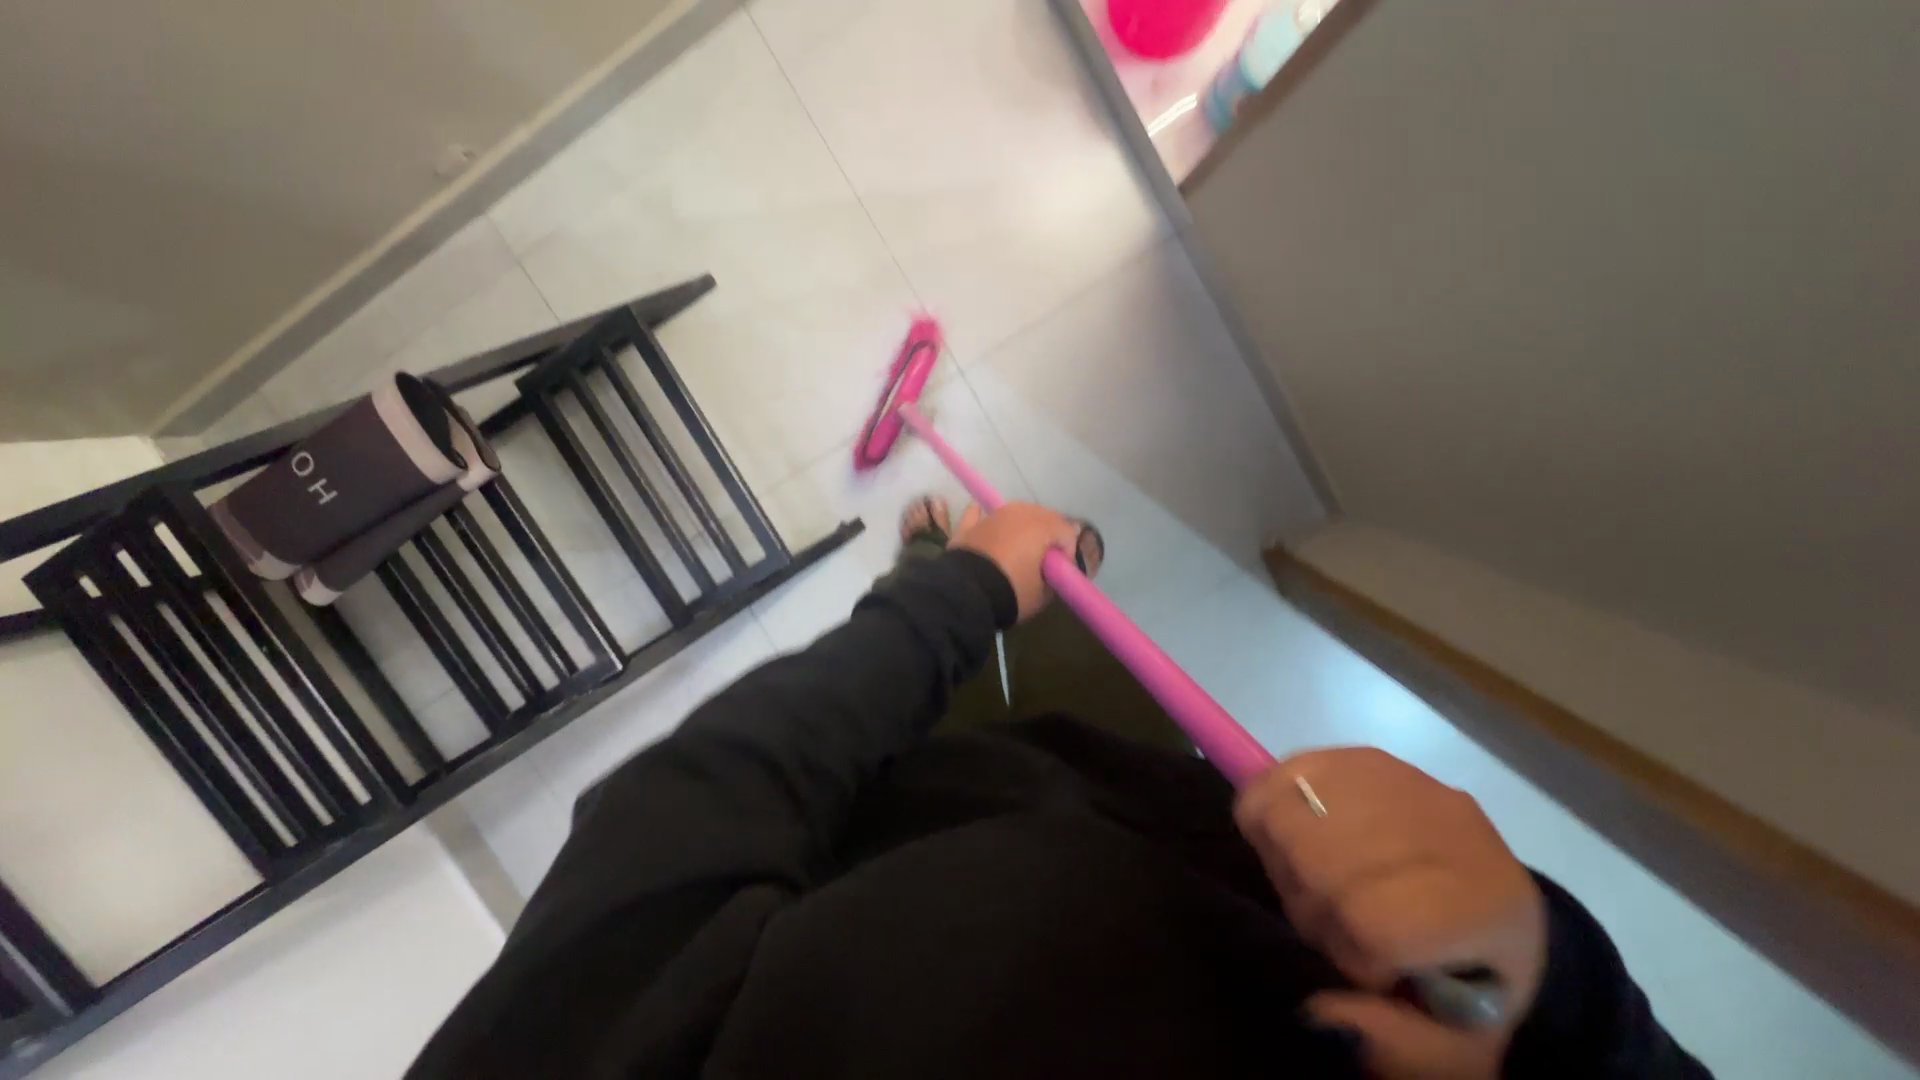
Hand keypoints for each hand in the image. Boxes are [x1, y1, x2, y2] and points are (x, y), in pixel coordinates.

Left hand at [949, 502, 1081, 622]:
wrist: (966, 595)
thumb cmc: (1011, 592)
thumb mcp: (1043, 593)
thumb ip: (1054, 577)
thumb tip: (1053, 569)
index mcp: (1040, 525)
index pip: (1066, 531)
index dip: (1068, 552)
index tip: (1060, 573)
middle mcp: (1017, 513)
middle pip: (1043, 515)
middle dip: (1049, 534)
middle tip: (1045, 559)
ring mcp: (991, 516)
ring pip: (1015, 511)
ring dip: (1022, 525)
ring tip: (1020, 547)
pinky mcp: (967, 526)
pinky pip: (978, 514)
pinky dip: (984, 516)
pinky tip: (984, 518)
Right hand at [1234, 748, 1546, 1078]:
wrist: (1490, 916)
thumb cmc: (1467, 986)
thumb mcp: (1451, 1049)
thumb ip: (1393, 1044)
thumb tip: (1320, 1012)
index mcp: (1483, 909)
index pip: (1375, 922)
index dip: (1350, 952)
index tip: (1370, 968)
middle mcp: (1449, 831)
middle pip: (1322, 858)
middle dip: (1309, 900)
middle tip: (1332, 921)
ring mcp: (1404, 783)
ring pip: (1293, 810)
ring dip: (1284, 855)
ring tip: (1313, 877)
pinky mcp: (1364, 756)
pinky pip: (1284, 771)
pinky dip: (1267, 806)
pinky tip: (1289, 836)